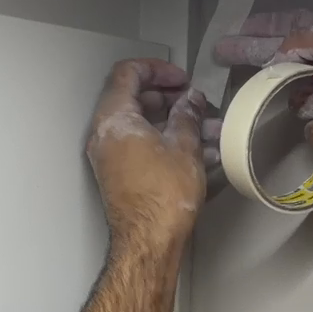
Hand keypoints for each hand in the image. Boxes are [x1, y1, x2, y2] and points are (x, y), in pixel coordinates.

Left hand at [86, 59, 207, 247]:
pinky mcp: (119, 174)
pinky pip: (141, 146)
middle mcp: (104, 134)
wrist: (148, 242)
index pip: (128, 73)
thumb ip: (187, 115)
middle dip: (170, 98)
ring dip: (174, 123)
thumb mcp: (184, 146)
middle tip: (196, 104)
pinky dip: (166, 142)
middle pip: (134, 98)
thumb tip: (191, 101)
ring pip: (142, 125)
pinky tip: (198, 152)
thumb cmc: (162, 196)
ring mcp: (110, 155)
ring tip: (208, 131)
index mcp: (114, 118)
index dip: (158, 69)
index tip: (181, 79)